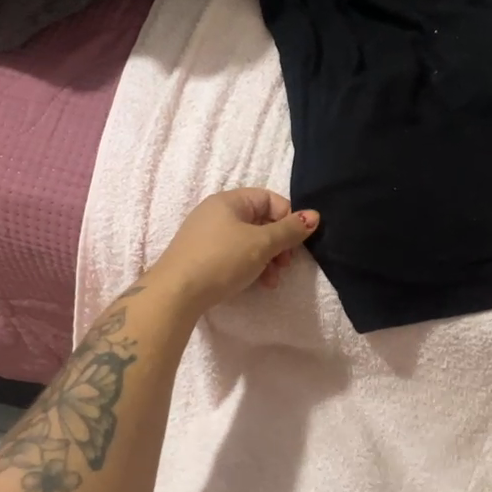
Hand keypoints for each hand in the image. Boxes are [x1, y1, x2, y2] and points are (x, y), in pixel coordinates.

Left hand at [142, 188, 319, 315]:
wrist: (176, 293)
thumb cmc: (221, 259)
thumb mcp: (261, 244)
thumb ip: (289, 230)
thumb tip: (314, 215)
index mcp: (229, 201)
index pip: (269, 199)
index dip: (288, 218)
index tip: (296, 242)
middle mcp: (216, 212)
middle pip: (260, 220)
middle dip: (279, 243)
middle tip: (285, 265)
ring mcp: (207, 235)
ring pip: (249, 240)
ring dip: (267, 259)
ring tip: (272, 281)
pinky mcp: (202, 256)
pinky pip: (234, 254)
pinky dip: (250, 266)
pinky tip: (256, 284)